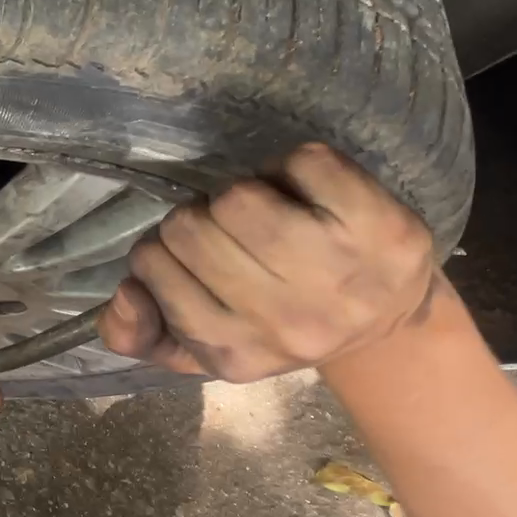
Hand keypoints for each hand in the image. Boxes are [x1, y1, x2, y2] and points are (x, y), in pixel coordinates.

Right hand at [96, 142, 438, 382]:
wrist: (390, 319)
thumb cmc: (275, 324)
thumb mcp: (196, 349)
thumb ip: (135, 334)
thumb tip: (125, 294)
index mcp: (233, 353)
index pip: (151, 264)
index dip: (159, 249)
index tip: (188, 260)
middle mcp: (284, 323)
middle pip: (187, 226)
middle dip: (197, 218)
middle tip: (226, 233)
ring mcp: (337, 275)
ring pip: (236, 197)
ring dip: (241, 192)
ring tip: (262, 213)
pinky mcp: (381, 228)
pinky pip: (303, 164)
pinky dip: (294, 166)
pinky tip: (306, 193)